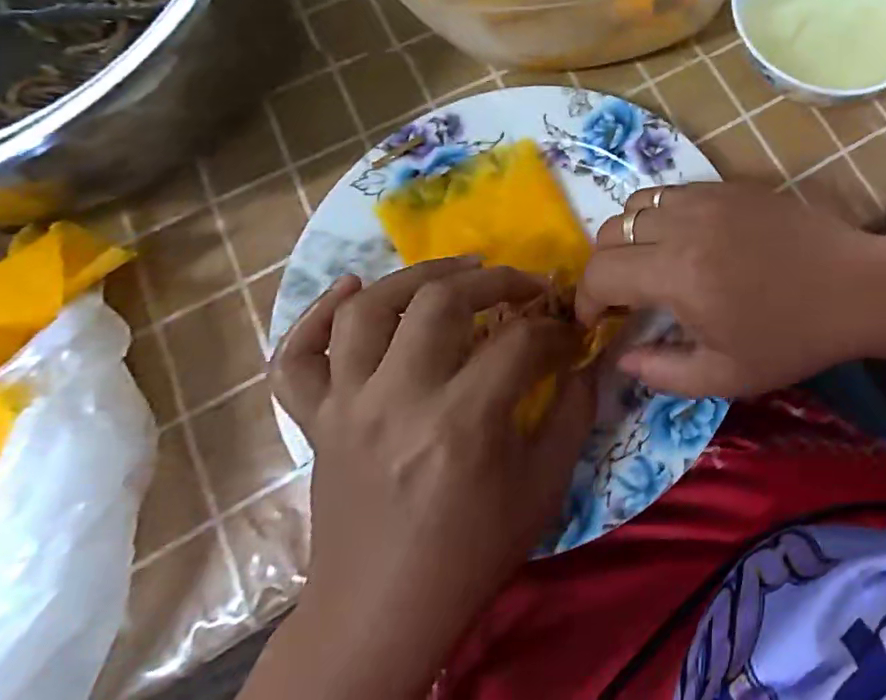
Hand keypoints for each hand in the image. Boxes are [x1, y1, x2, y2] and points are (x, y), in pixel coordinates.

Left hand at [266, 260, 594, 694]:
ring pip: (368, 311)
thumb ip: (573, 412)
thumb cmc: (473, 551)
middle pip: (442, 301)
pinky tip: (350, 289)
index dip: (557, 330)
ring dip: (417, 276)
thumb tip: (588, 358)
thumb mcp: (545, 484)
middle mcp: (398, 401)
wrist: (382, 614)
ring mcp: (346, 408)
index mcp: (462, 422)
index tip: (572, 337)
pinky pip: (297, 358)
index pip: (521, 341)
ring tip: (457, 269)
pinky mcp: (316, 423)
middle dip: (496, 280)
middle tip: (524, 287)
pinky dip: (316, 315)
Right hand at [578, 182, 885, 395]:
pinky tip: (688, 242)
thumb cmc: (794, 337)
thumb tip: (623, 356)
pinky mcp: (734, 186)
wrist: (856, 287)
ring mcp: (711, 197)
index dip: (585, 300)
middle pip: (612, 230)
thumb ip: (662, 371)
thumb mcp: (726, 375)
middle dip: (604, 267)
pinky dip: (664, 215)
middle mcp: (685, 223)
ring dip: (631, 235)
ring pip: (641, 202)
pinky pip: (677, 191)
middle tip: (623, 298)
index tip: (597, 322)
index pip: (600, 272)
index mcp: (678, 272)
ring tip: (652, 265)